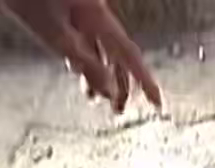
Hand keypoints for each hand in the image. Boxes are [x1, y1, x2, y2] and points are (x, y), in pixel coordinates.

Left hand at [1, 0, 162, 111]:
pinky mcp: (65, 8)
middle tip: (118, 111)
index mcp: (98, 18)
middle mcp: (94, 14)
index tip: (158, 105)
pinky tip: (76, 70)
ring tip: (92, 97)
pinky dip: (85, 57)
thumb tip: (110, 92)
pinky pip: (84, 37)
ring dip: (99, 73)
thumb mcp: (56, 35)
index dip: (146, 83)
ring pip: (100, 48)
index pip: (131, 57)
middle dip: (119, 84)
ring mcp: (80, 10)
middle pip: (116, 54)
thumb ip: (86, 64)